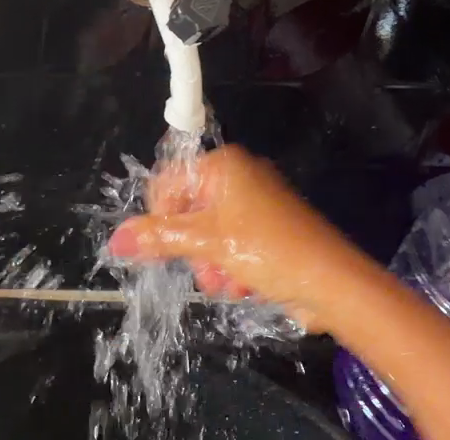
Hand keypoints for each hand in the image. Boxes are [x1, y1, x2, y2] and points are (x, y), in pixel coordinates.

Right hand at [107, 145, 351, 330]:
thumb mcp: (208, 243)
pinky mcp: (268, 228)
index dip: (160, 217)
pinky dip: (232, 265)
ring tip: (229, 283)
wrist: (335, 284)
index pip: (167, 182)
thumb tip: (114, 241)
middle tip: (205, 271)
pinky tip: (245, 285)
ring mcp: (255, 201)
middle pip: (187, 211)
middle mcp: (237, 175)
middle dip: (192, 248)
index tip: (165, 248)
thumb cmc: (270, 250)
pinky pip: (231, 243)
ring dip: (212, 263)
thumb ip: (159, 239)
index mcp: (222, 164)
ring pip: (208, 233)